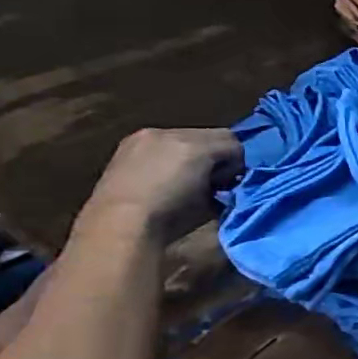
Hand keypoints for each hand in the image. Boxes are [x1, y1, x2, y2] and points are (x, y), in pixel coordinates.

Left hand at [81, 128, 241, 239]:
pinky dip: (168, 156)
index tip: (231, 183)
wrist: (121, 225)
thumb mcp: (212, 200)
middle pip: (211, 136)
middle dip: (216, 156)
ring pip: (186, 137)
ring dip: (192, 155)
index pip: (232, 142)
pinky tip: (162, 179)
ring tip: (185, 181)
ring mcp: (146, 137)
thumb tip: (228, 178)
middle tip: (213, 182)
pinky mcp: (127, 146)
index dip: (236, 163)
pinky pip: (160, 143)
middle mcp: (170, 133)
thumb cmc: (171, 217)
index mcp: (192, 145)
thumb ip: (225, 179)